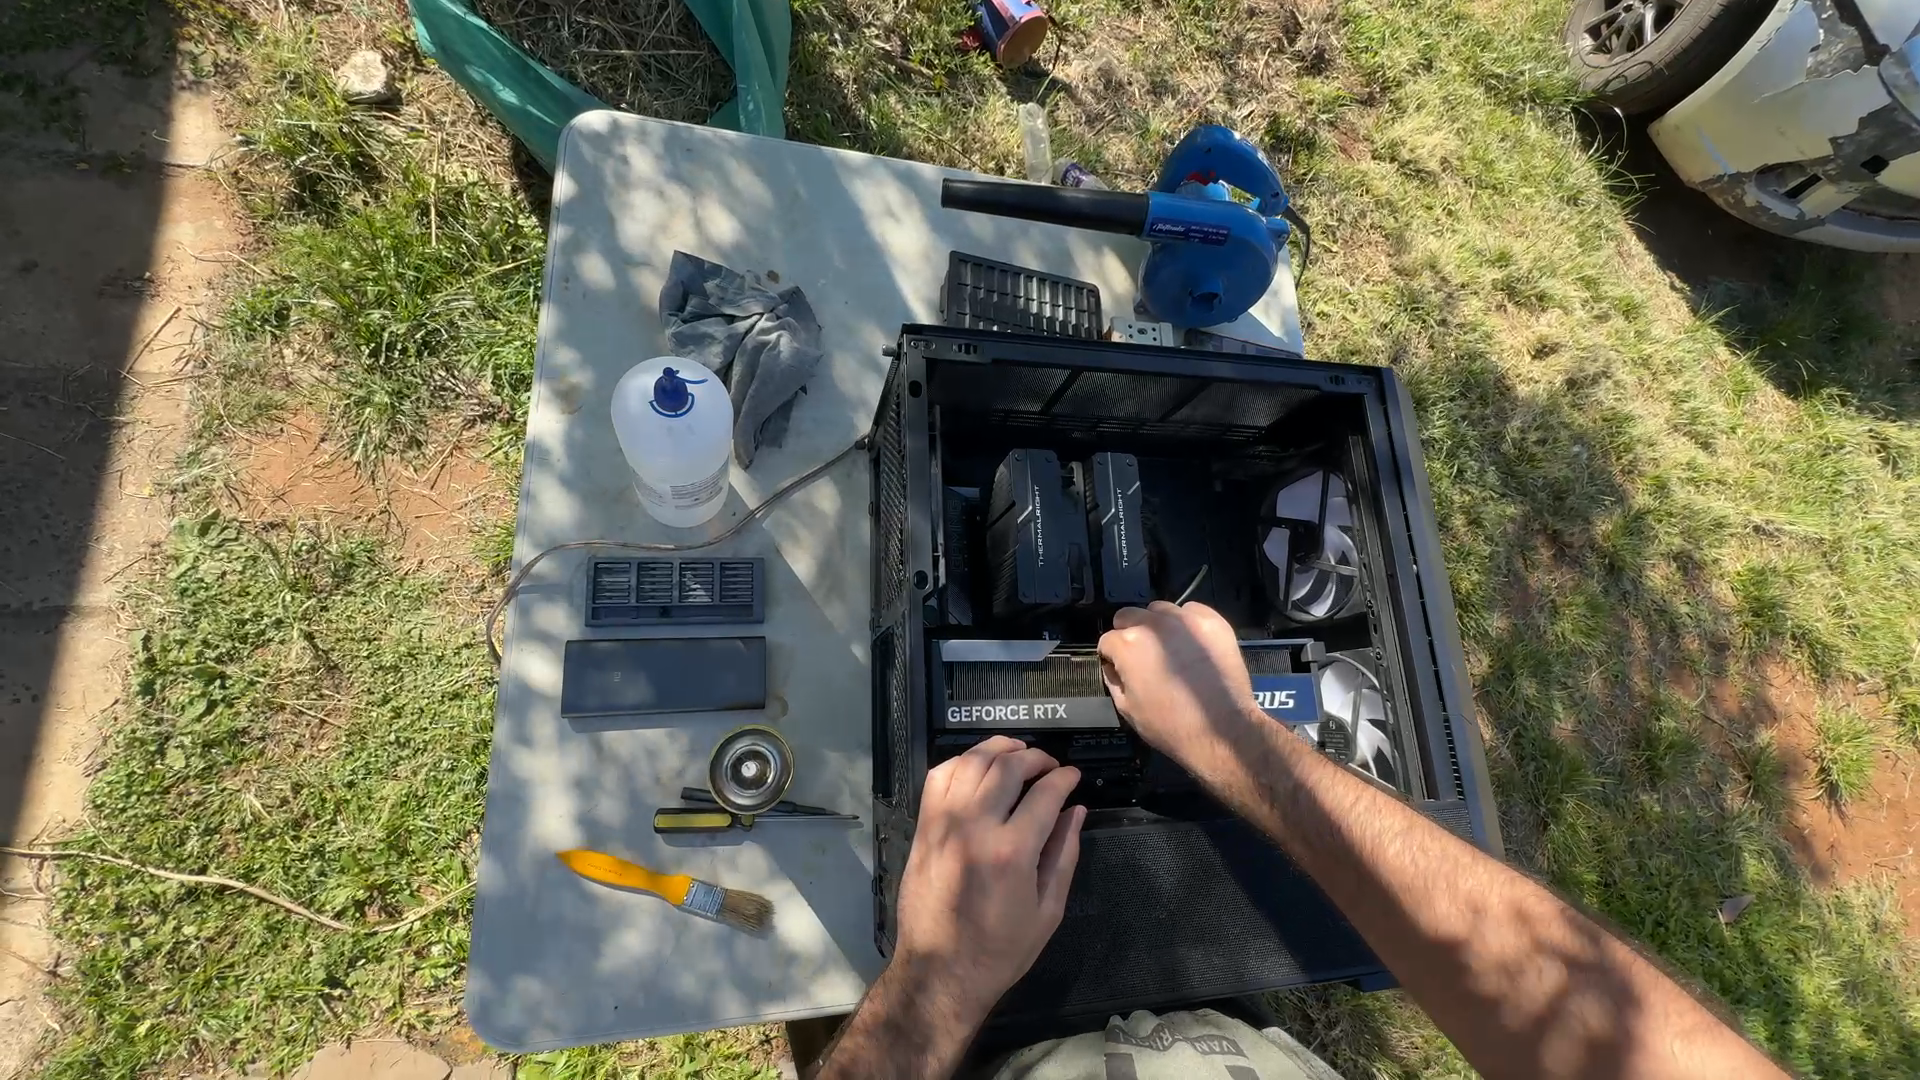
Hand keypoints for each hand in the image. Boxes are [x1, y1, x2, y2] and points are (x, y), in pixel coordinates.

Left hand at [893, 736, 1085, 1023]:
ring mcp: (944, 823)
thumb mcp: (1047, 911)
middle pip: (1007, 767)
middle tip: (1050, 764)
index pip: (1044, 794)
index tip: (1073, 775)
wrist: (940, 971)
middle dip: (1035, 757)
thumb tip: (1076, 810)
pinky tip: (979, 765)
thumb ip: (1064, 854)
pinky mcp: (924, 826)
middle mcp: (975, 827)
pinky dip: (961, 761)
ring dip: (998, 749)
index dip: (1064, 778)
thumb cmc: (1000, 950)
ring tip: (1018, 752)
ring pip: (971, 762)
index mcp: (1012, 852)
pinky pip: (939, 776)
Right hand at [1098, 601, 1261, 771]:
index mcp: (1128, 645)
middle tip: (1141, 655)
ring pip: (1159, 609)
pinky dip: (1186, 622)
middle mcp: (1153, 625)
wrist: (1222, 731)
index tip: (1119, 666)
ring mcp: (1185, 621)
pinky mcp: (1212, 622)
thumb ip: (1112, 680)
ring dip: (1157, 625)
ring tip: (1168, 647)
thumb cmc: (1170, 726)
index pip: (1107, 639)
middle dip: (1129, 632)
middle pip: (1128, 615)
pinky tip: (1190, 642)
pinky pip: (1191, 610)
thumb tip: (1111, 666)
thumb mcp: (1126, 709)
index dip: (1111, 655)